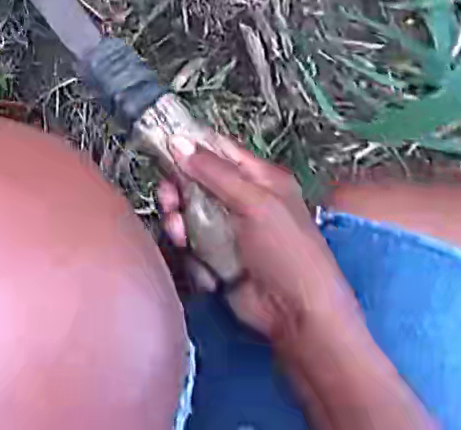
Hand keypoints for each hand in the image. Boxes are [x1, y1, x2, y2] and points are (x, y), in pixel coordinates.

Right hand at [158, 137, 364, 355]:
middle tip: (168, 195)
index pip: (218, 148)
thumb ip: (214, 171)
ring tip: (179, 228)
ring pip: (188, 205)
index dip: (190, 144)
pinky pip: (190, 233)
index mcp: (261, 178)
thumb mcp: (256, 204)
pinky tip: (186, 245)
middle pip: (196, 176)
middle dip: (178, 185)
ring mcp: (228, 225)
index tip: (161, 143)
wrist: (298, 318)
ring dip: (178, 214)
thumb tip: (177, 141)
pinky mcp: (216, 250)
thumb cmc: (288, 253)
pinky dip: (184, 238)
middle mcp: (243, 196)